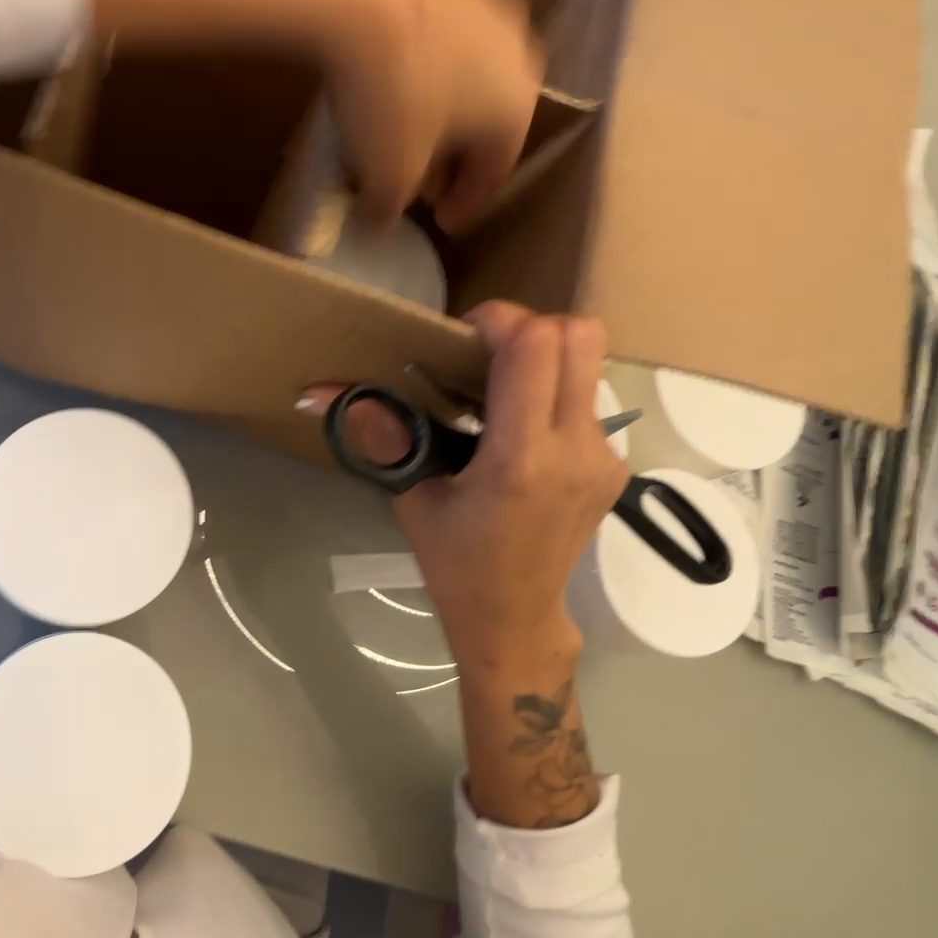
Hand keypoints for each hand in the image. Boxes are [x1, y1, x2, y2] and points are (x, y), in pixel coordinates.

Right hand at [299, 304, 627, 827]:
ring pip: (591, 363)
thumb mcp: (413, 500)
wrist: (515, 619)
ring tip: (501, 394)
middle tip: (486, 354)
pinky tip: (521, 434)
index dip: (499, 319)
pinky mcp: (615, 466)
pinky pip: (590, 400)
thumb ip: (382, 437)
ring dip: (545, 359)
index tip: (462, 336)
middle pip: (580, 335)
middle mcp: (574, 448)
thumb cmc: (456, 564)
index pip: (533, 347)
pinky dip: (556, 394)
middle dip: (530, 326)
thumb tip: (322, 393)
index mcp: (520, 458)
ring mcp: (604, 456)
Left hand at [320, 0, 543, 230]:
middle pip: (484, 126)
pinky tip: (389, 89)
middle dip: (452, 161)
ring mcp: (488, 11)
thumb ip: (390, 208)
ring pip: (464, 83)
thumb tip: (381, 223)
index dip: (466, 204)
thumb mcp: (390, 174)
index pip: (495, 172)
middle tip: (422, 186)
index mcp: (517, 110)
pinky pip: (440, 49)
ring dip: (437, 118)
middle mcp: (517, 56)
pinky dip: (421, 79)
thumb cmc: (393, 96)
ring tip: (401, 140)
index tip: (441, 223)